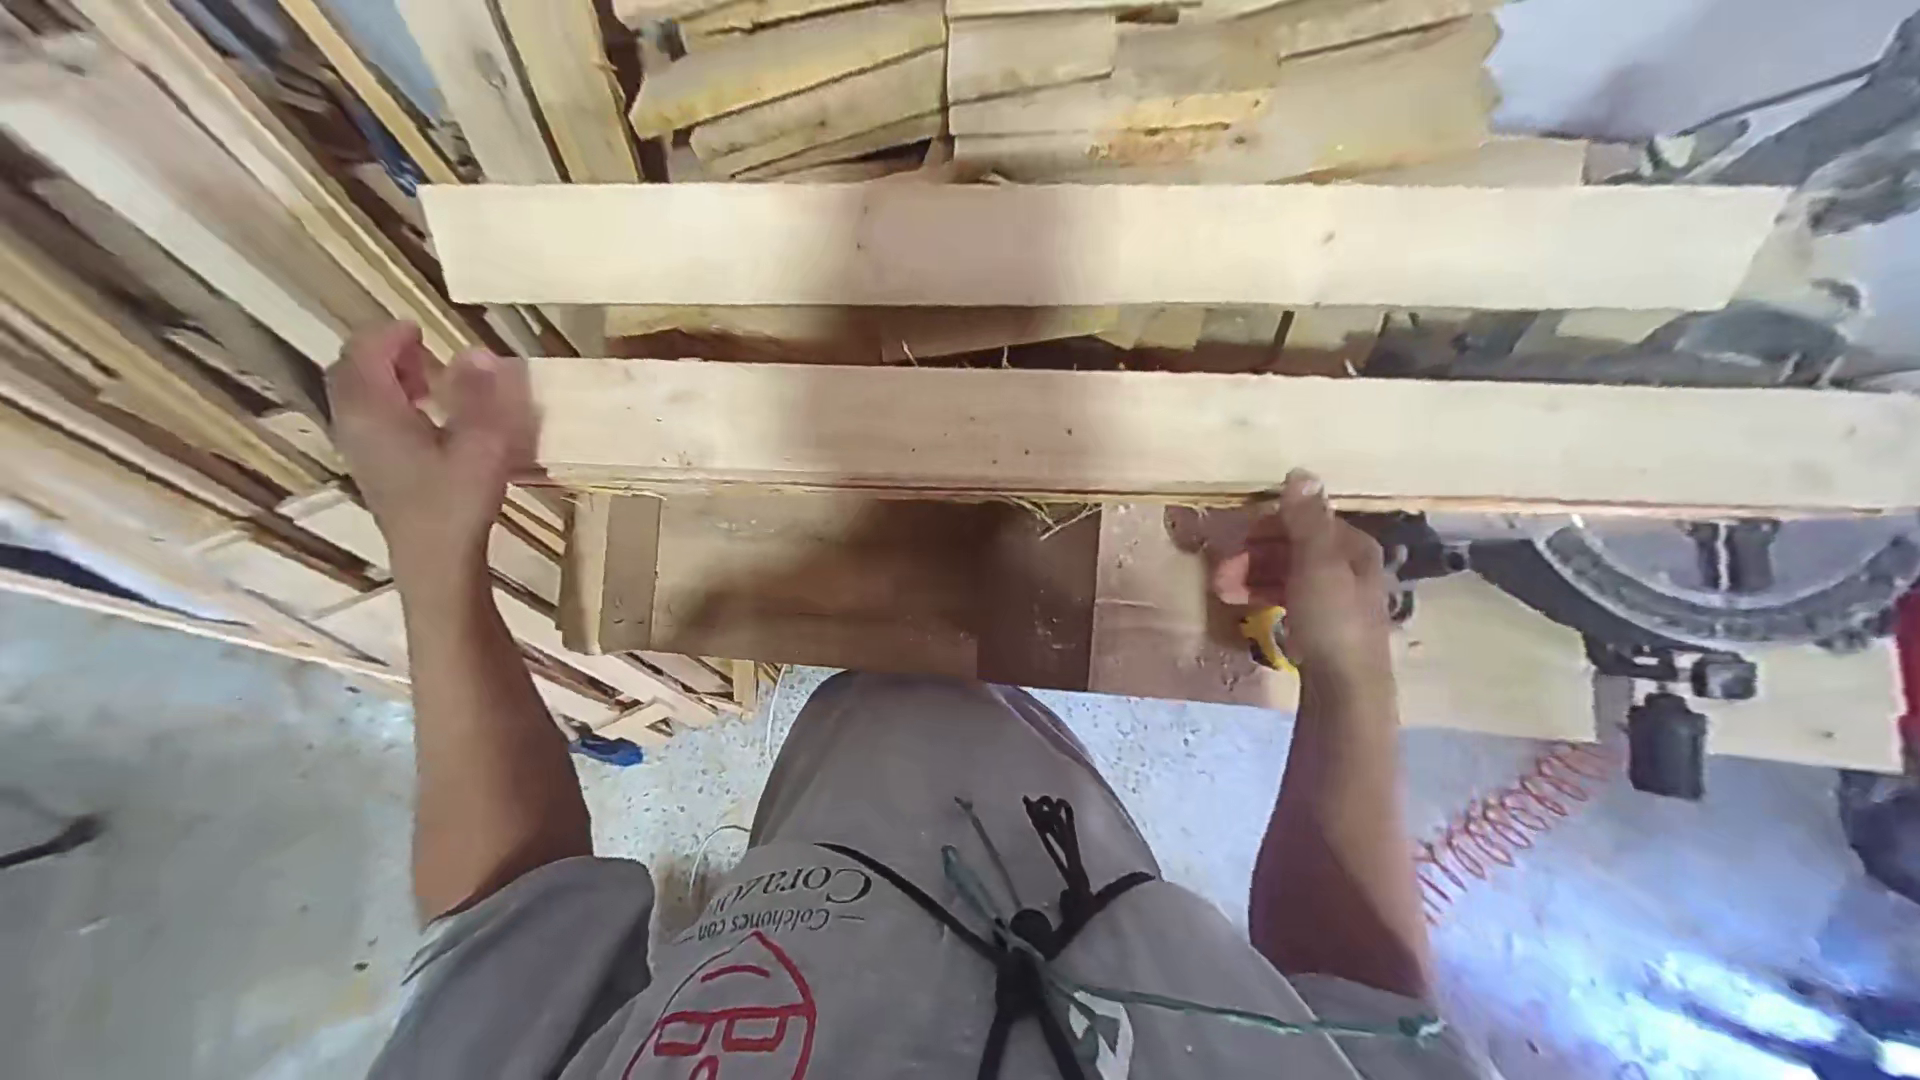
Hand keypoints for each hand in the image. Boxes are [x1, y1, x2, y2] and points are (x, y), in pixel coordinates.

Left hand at [327, 322, 532, 578]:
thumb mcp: (481, 445)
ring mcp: (360, 449)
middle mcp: (354, 424)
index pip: (364, 355)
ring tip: (428, 381)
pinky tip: (427, 420)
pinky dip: (391, 404)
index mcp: (373, 411)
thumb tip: (479, 352)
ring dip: (387, 380)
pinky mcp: (374, 468)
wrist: (435, 557)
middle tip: (424, 350)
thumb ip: (480, 397)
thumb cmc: (457, 499)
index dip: (389, 335)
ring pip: (358, 398)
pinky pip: (369, 420)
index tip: (419, 326)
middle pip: (352, 373)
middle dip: (384, 354)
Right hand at [1213, 469, 1391, 682]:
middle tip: (1219, 573)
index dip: (1266, 527)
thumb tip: (1300, 472)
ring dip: (1250, 576)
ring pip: (1285, 572)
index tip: (1235, 540)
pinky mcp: (1320, 620)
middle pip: (1291, 546)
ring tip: (1221, 592)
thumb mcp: (1315, 564)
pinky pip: (1286, 594)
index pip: (1303, 521)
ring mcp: (1333, 595)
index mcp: (1351, 547)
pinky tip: (1240, 603)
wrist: (1345, 686)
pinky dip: (1261, 594)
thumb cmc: (1330, 619)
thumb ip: (1305, 520)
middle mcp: (1346, 565)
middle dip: (1251, 555)